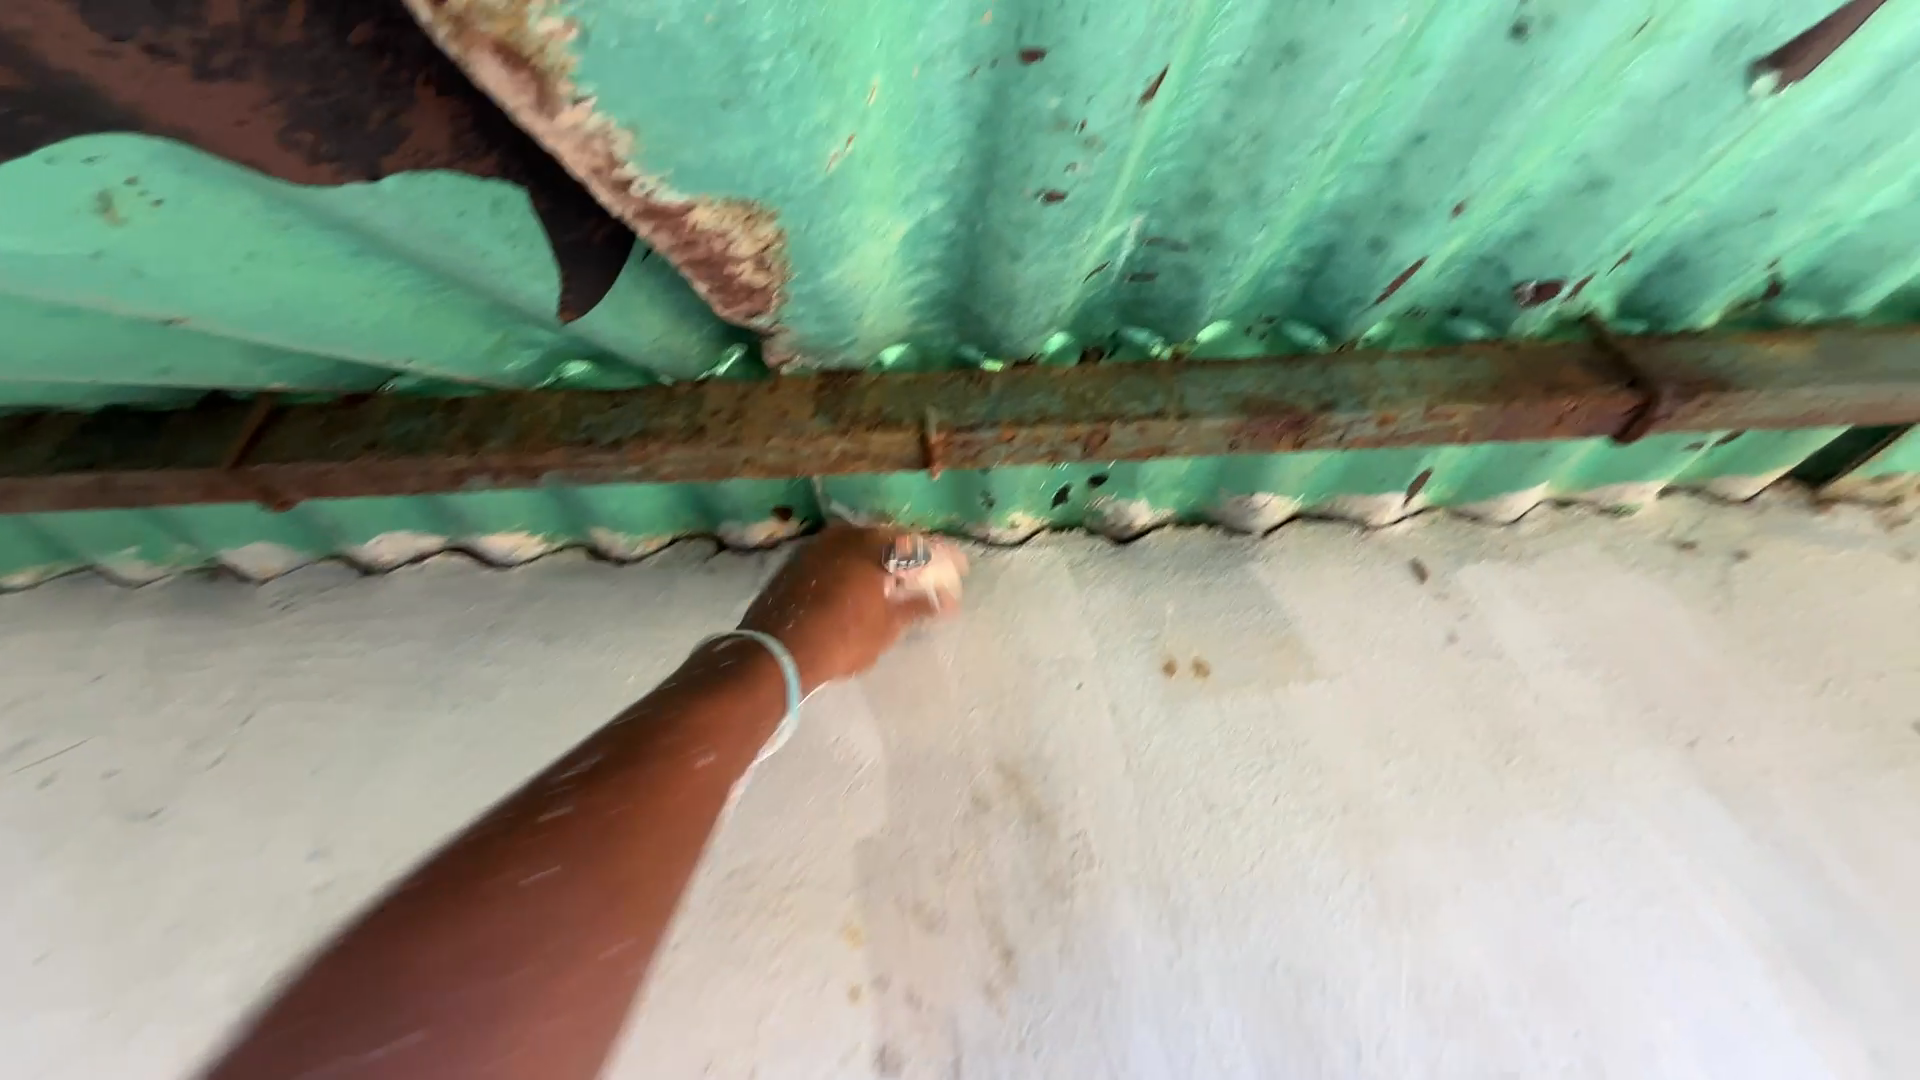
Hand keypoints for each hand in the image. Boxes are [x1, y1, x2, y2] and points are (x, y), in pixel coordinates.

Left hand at [739, 526, 967, 691]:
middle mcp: (850, 535)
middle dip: (913, 556)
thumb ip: (918, 608)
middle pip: (892, 540)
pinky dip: (858, 564)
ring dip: (884, 559)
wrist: (775, 650)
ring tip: (898, 579)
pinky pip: (841, 554)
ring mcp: (821, 544)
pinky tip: (863, 582)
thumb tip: (949, 601)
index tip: (961, 568)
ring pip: (863, 545)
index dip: (944, 557)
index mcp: (877, 546)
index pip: (921, 546)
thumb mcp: (886, 628)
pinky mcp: (801, 559)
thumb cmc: (841, 640)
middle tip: (929, 573)